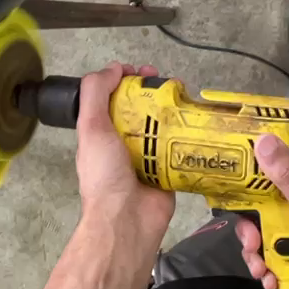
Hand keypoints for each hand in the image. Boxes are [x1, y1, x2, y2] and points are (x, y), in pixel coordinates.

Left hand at [75, 64, 175, 243]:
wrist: (128, 219)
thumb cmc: (105, 175)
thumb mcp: (91, 127)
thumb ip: (95, 94)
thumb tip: (113, 68)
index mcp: (102, 133)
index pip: (114, 98)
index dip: (126, 81)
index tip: (140, 72)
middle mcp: (125, 143)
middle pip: (141, 108)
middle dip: (153, 91)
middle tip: (167, 80)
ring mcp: (148, 156)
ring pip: (163, 125)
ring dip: (174, 109)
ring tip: (185, 96)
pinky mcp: (169, 169)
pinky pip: (181, 147)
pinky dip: (189, 134)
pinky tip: (197, 121)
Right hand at [233, 135, 288, 288]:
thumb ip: (287, 177)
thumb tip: (263, 138)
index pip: (286, 172)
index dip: (260, 184)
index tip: (241, 199)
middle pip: (274, 208)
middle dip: (257, 230)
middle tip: (250, 245)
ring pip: (275, 235)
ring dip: (261, 253)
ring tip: (259, 270)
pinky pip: (283, 256)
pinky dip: (273, 268)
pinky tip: (270, 281)